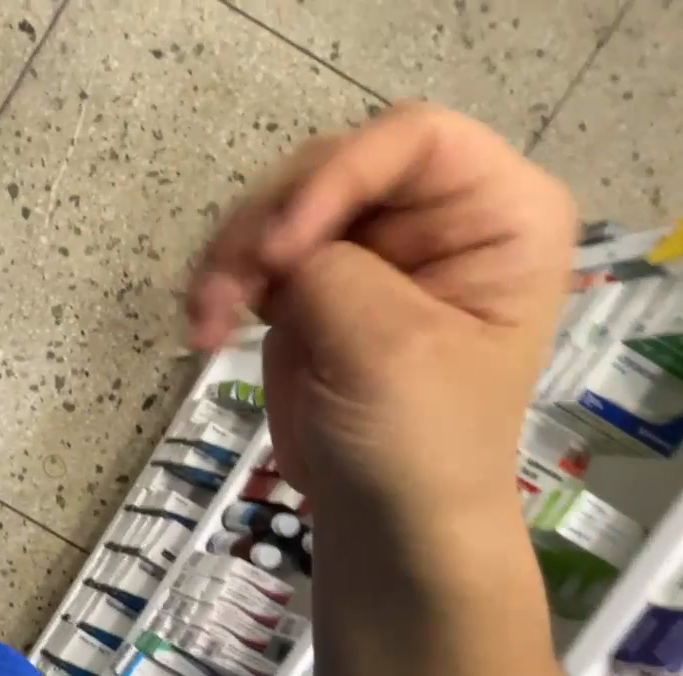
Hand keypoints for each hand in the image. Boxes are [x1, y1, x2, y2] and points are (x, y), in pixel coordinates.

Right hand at [187, 103, 575, 536]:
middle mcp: (426, 221)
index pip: (410, 142)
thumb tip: (269, 250)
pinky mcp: (304, 296)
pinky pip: (245, 265)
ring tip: (202, 327)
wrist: (380, 512)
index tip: (276, 252)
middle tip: (220, 296)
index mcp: (493, 215)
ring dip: (223, 266)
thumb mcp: (390, 349)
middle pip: (323, 174)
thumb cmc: (416, 438)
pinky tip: (204, 332)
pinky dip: (214, 292)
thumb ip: (334, 276)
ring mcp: (359, 258)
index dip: (333, 179)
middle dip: (259, 231)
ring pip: (270, 218)